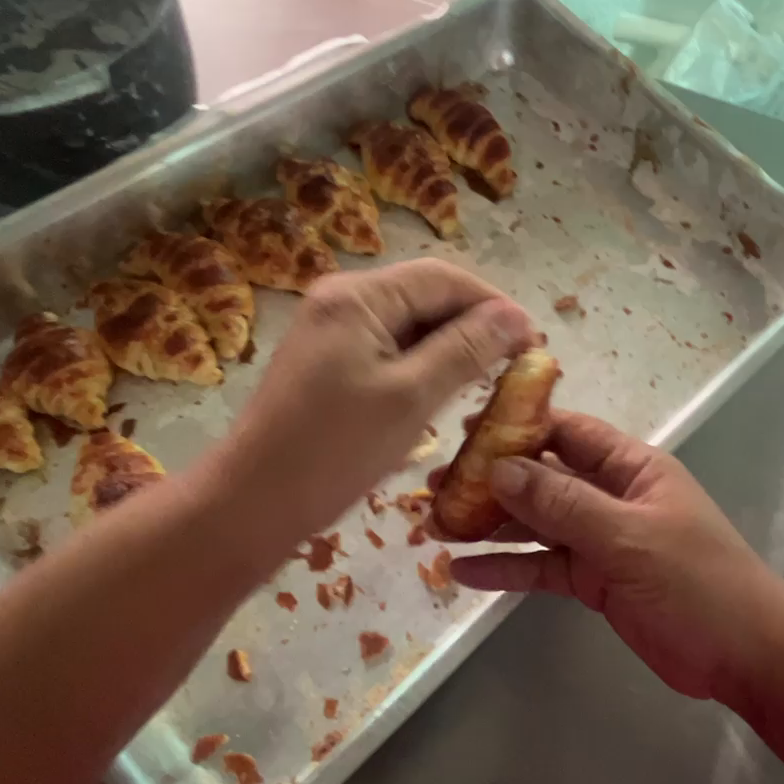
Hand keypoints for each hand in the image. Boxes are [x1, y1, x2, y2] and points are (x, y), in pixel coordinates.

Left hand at [195, 260, 534, 556]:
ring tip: (489, 380)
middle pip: (426, 295)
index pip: (444, 279)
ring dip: (452, 345)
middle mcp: (342, 298)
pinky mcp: (326, 359)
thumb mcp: (412, 397)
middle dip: (475, 325)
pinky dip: (422, 362)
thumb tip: (516, 315)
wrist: (250, 504)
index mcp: (359, 297)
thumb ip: (466, 349)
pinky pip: (388, 345)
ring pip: (409, 322)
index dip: (495, 305)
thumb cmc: (335, 450)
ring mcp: (330, 328)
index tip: (533, 343)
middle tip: (515, 365)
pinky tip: (443, 390)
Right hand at [448, 411, 783, 700]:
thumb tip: (501, 468)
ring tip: (435, 525)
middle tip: (436, 485)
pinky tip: (464, 573)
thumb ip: (563, 502)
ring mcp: (601, 539)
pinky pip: (543, 566)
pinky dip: (509, 568)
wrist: (742, 653)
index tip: (467, 433)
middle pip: (544, 477)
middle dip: (493, 479)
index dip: (520, 427)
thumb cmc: (696, 581)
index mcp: (631, 468)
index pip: (568, 432)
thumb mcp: (628, 536)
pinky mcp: (594, 580)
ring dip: (491, 524)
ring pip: (537, 523)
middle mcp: (612, 496)